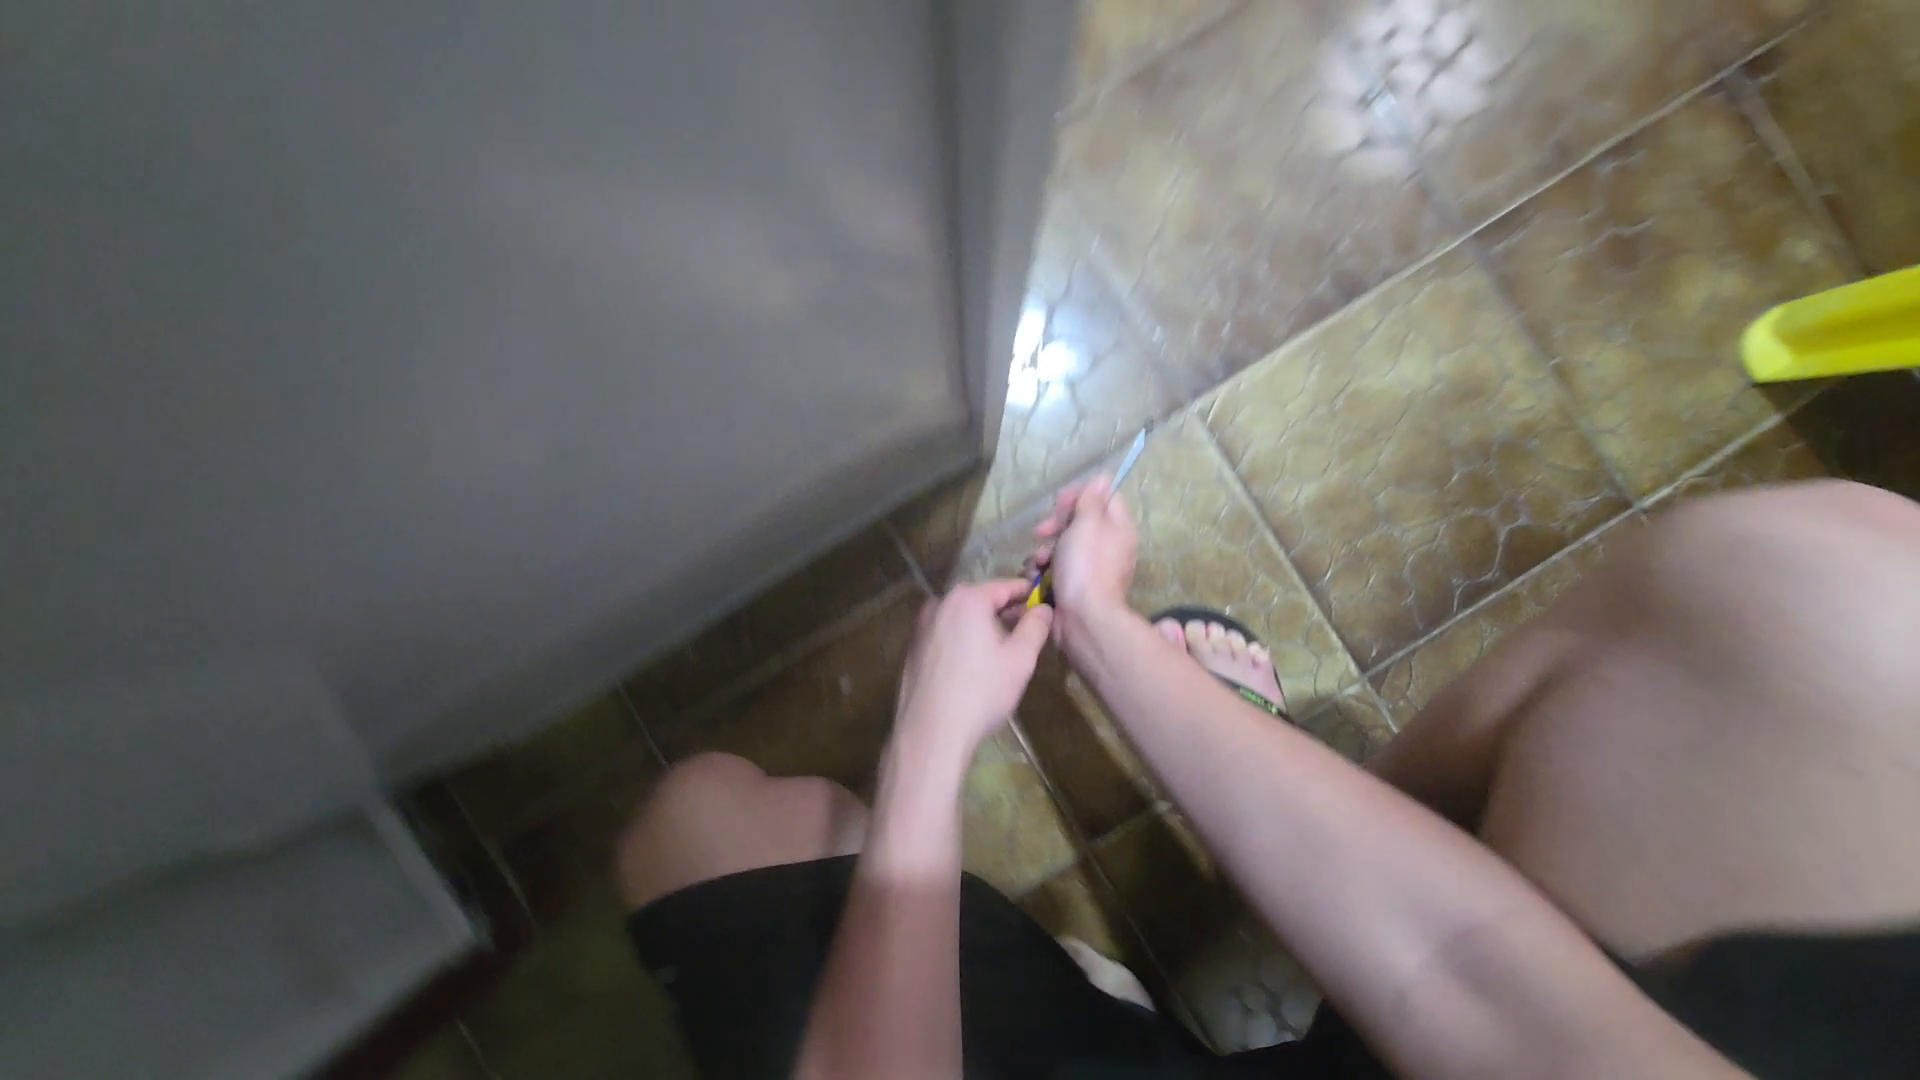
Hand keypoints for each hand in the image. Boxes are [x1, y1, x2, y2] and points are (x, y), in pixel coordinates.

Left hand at [894, 580, 1053, 756]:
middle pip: (981, 600)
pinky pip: (945, 635)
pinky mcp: (912, 649)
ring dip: (982, 627)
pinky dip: (962, 641)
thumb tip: (1044, 608)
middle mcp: (940, 604)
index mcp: (967, 599)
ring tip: (1003, 650)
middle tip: (1027, 629)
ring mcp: (921, 627)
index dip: (1027, 593)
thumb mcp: (1020, 659)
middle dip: (1005, 611)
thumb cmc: (981, 692)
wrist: (931, 732)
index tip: (1043, 602)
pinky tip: (973, 667)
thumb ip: (1035, 627)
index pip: (1005, 586)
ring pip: (961, 618)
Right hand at [1032, 476, 1138, 636]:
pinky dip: (1045, 570)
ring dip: (1046, 550)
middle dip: (1056, 525)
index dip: (1080, 495)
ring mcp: (1093, 568)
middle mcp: (1110, 546)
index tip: (1060, 504)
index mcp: (1119, 528)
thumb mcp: (1087, 524)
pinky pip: (1059, 568)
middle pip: (1080, 521)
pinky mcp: (1076, 586)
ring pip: (1064, 546)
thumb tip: (1103, 478)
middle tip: (1042, 532)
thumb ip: (1092, 500)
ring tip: (1039, 562)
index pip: (1104, 497)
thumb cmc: (1086, 566)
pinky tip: (1036, 576)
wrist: (1084, 619)